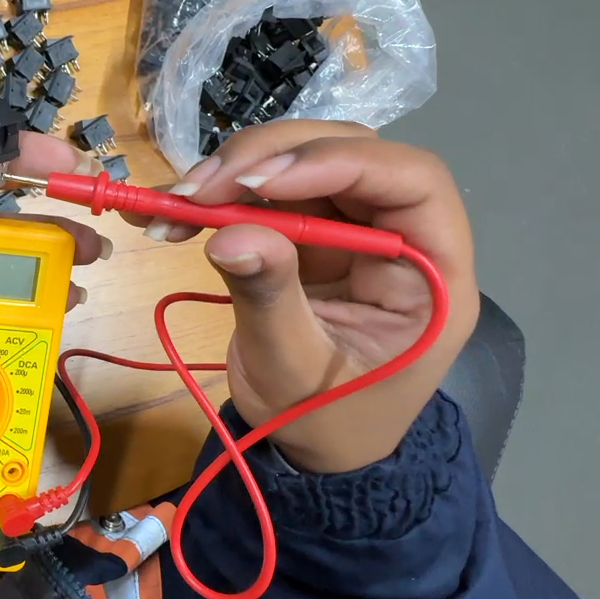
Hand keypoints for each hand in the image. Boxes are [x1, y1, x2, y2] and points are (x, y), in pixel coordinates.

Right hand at [127, 120, 479, 472]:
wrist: (311, 446)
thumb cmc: (322, 418)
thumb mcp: (292, 367)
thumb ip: (268, 297)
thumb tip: (227, 235)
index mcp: (429, 271)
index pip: (408, 181)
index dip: (337, 162)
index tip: (258, 183)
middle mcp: (392, 234)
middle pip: (345, 152)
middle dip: (266, 159)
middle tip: (197, 188)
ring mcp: (344, 230)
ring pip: (296, 163)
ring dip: (229, 174)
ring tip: (174, 204)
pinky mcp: (301, 236)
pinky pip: (258, 196)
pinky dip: (212, 198)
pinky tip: (170, 214)